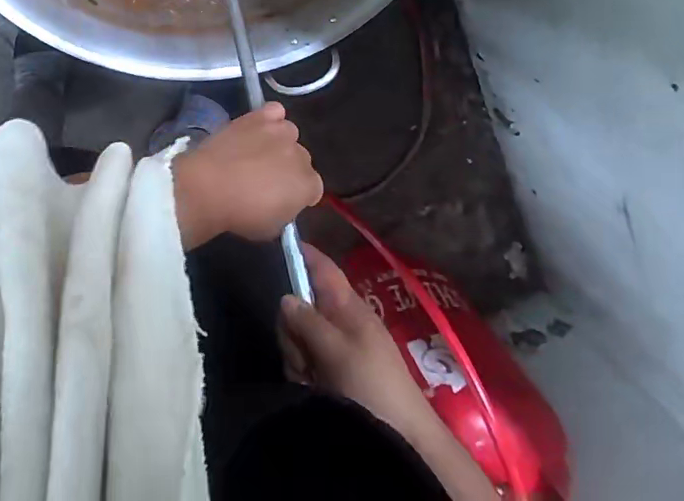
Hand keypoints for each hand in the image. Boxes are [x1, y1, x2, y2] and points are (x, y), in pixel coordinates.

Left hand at [171, 102, 322, 245]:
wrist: (209, 186)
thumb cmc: (240, 214)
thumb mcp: (272, 227)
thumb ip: (286, 211)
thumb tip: (283, 201)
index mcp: (308, 185)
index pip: (313, 188)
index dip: (297, 194)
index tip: (281, 198)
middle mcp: (301, 155)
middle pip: (301, 159)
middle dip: (288, 167)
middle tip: (264, 177)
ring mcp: (280, 132)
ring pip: (289, 133)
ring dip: (278, 142)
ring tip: (257, 151)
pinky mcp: (258, 116)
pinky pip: (274, 111)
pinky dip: (270, 118)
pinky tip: (257, 128)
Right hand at [276, 245, 430, 432]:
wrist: (405, 439)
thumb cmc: (373, 384)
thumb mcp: (336, 350)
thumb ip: (307, 321)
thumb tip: (285, 297)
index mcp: (347, 306)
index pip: (323, 267)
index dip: (303, 253)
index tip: (278, 244)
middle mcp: (341, 320)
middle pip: (300, 305)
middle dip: (292, 328)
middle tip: (301, 352)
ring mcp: (338, 346)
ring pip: (299, 335)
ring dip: (296, 355)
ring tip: (310, 378)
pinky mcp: (334, 371)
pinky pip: (305, 359)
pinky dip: (303, 372)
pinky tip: (312, 389)